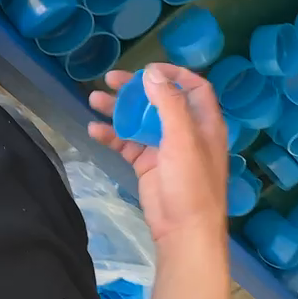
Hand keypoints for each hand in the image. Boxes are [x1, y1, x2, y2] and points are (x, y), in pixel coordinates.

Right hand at [87, 63, 228, 246]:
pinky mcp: (147, 163)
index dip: (174, 74)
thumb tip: (150, 73)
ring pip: (138, 120)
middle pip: (159, 101)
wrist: (182, 229)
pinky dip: (111, 135)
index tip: (147, 69)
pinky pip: (126, 142)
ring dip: (117, 109)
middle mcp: (185, 132)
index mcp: (204, 124)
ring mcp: (164, 147)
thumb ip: (167, 104)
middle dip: (135, 89)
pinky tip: (94, 130)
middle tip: (110, 79)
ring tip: (94, 99)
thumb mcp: (182, 139)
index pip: (194, 88)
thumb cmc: (190, 183)